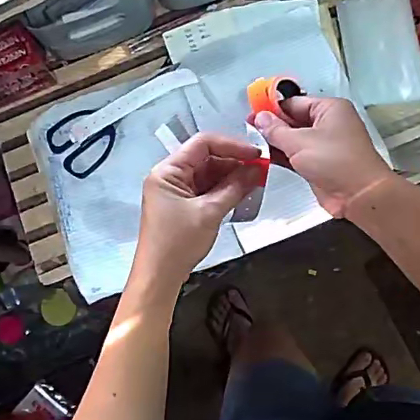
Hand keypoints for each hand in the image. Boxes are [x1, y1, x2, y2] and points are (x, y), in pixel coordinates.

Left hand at [135, 132, 263, 279]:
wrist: (159, 276)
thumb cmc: (175, 245)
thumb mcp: (209, 212)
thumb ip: (234, 188)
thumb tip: (254, 171)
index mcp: (167, 172)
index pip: (203, 144)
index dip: (231, 145)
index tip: (255, 154)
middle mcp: (169, 177)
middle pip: (206, 158)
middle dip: (234, 163)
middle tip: (259, 170)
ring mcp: (176, 191)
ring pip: (209, 174)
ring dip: (231, 177)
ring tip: (255, 182)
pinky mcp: (183, 205)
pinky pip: (207, 189)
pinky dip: (224, 190)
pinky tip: (242, 194)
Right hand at [252, 96, 394, 215]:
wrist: (359, 195)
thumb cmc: (335, 161)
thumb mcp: (300, 142)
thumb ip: (276, 130)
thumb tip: (260, 117)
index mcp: (329, 109)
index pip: (294, 102)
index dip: (272, 108)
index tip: (251, 114)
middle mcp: (328, 123)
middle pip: (293, 120)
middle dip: (272, 125)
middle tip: (247, 129)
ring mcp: (324, 145)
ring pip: (294, 138)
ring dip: (275, 142)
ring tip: (251, 143)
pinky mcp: (319, 163)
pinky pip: (297, 154)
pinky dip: (282, 155)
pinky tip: (263, 156)